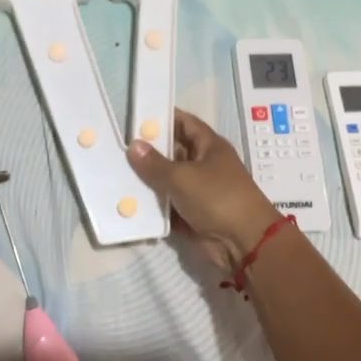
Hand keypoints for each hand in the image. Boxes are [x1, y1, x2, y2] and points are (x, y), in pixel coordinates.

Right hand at [127, 109, 280, 270]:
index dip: (162, 118)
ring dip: (147, 179)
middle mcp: (204, 165)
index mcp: (209, 146)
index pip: (184, 123)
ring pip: (168, 180)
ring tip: (116, 173)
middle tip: (118, 147)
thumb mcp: (182, 177)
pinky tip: (127, 201)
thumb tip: (133, 146)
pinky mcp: (191, 214)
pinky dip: (152, 204)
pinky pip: (168, 204)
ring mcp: (198, 191)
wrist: (244, 243)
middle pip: (173, 152)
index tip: (135, 117)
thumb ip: (155, 163)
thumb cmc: (217, 198)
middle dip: (148, 150)